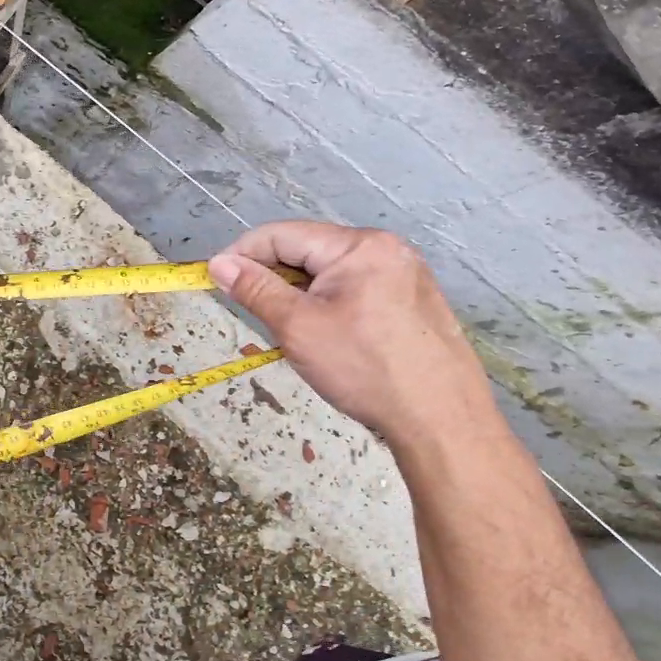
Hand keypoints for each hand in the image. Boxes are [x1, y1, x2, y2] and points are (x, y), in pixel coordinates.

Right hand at [208, 221, 495, 446]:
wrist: (444, 425)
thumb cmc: (365, 369)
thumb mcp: (296, 326)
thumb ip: (254, 288)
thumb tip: (219, 263)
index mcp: (359, 245)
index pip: (280, 235)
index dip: (241, 255)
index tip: (216, 281)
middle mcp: (387, 249)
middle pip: (306, 249)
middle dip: (272, 275)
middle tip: (255, 311)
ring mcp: (407, 275)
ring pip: (329, 271)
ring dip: (299, 292)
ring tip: (291, 328)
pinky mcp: (416, 302)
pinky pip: (355, 287)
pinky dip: (328, 303)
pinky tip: (329, 336)